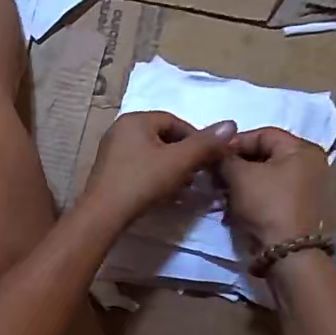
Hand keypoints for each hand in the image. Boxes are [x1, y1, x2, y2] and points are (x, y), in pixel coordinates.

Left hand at [81, 112, 235, 227]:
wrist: (103, 215)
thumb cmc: (142, 182)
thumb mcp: (179, 162)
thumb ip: (205, 144)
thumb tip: (231, 125)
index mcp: (135, 120)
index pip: (175, 121)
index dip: (197, 139)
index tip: (209, 158)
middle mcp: (120, 130)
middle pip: (163, 137)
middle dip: (184, 155)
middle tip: (198, 173)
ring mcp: (112, 151)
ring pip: (152, 154)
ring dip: (172, 168)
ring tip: (185, 186)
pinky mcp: (109, 171)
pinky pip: (139, 167)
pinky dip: (156, 176)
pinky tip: (165, 193)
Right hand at [219, 127, 332, 247]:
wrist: (290, 256)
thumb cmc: (267, 206)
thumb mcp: (239, 177)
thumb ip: (224, 158)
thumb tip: (214, 151)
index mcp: (303, 149)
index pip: (262, 134)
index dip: (233, 144)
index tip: (212, 158)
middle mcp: (313, 164)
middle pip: (266, 156)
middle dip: (236, 166)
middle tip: (215, 179)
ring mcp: (312, 189)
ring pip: (268, 177)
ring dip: (243, 185)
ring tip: (224, 197)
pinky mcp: (305, 210)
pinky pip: (275, 195)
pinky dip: (256, 199)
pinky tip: (238, 211)